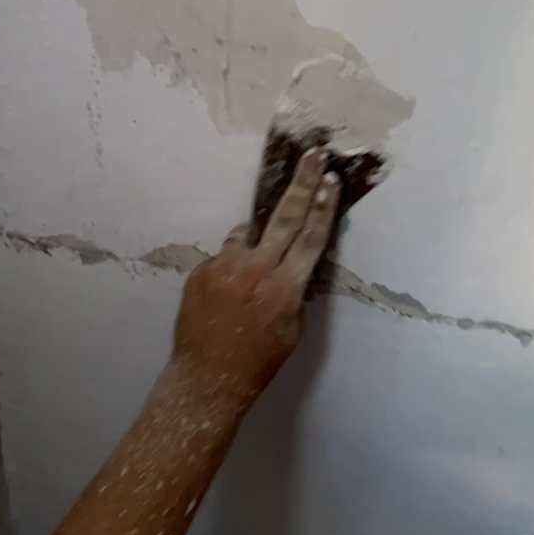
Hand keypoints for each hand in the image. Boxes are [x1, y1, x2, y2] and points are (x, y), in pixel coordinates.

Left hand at [169, 148, 340, 403]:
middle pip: (285, 217)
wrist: (206, 379)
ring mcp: (226, 267)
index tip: (331, 179)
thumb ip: (296, 291)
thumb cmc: (258, 361)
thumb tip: (297, 263)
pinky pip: (224, 256)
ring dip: (254, 244)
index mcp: (285, 289)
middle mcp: (256, 271)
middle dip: (303, 183)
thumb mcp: (293, 330)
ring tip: (248, 278)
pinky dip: (230, 267)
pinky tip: (226, 296)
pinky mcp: (202, 270)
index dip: (323, 207)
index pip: (310, 238)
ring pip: (247, 236)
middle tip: (313, 154)